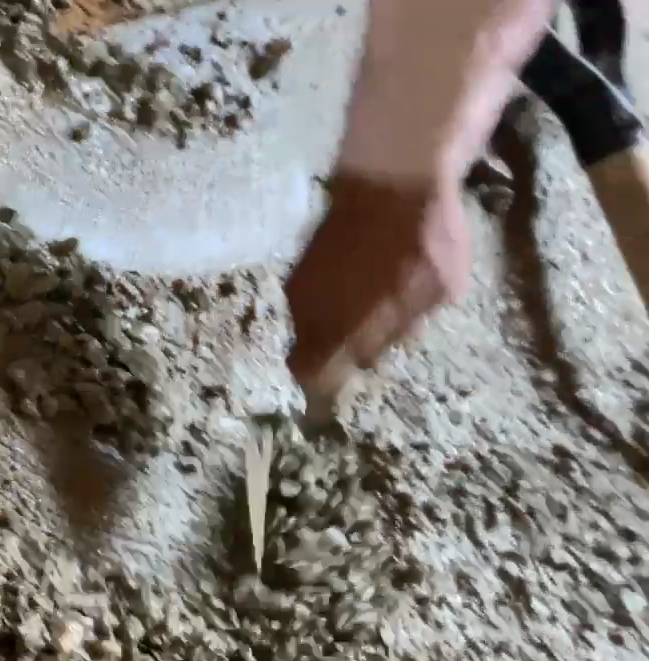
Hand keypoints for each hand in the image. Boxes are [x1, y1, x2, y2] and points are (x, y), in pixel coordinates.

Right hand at [284, 173, 470, 414]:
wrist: (390, 180)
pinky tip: (355, 285)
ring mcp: (298, 292)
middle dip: (325, 359)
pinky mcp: (299, 269)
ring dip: (328, 328)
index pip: (312, 379)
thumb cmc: (420, 240)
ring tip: (359, 315)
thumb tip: (370, 359)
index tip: (325, 405)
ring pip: (308, 326)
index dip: (318, 394)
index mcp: (335, 331)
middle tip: (351, 354)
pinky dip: (327, 302)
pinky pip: (309, 300)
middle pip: (305, 354)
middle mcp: (306, 318)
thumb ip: (399, 330)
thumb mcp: (435, 290)